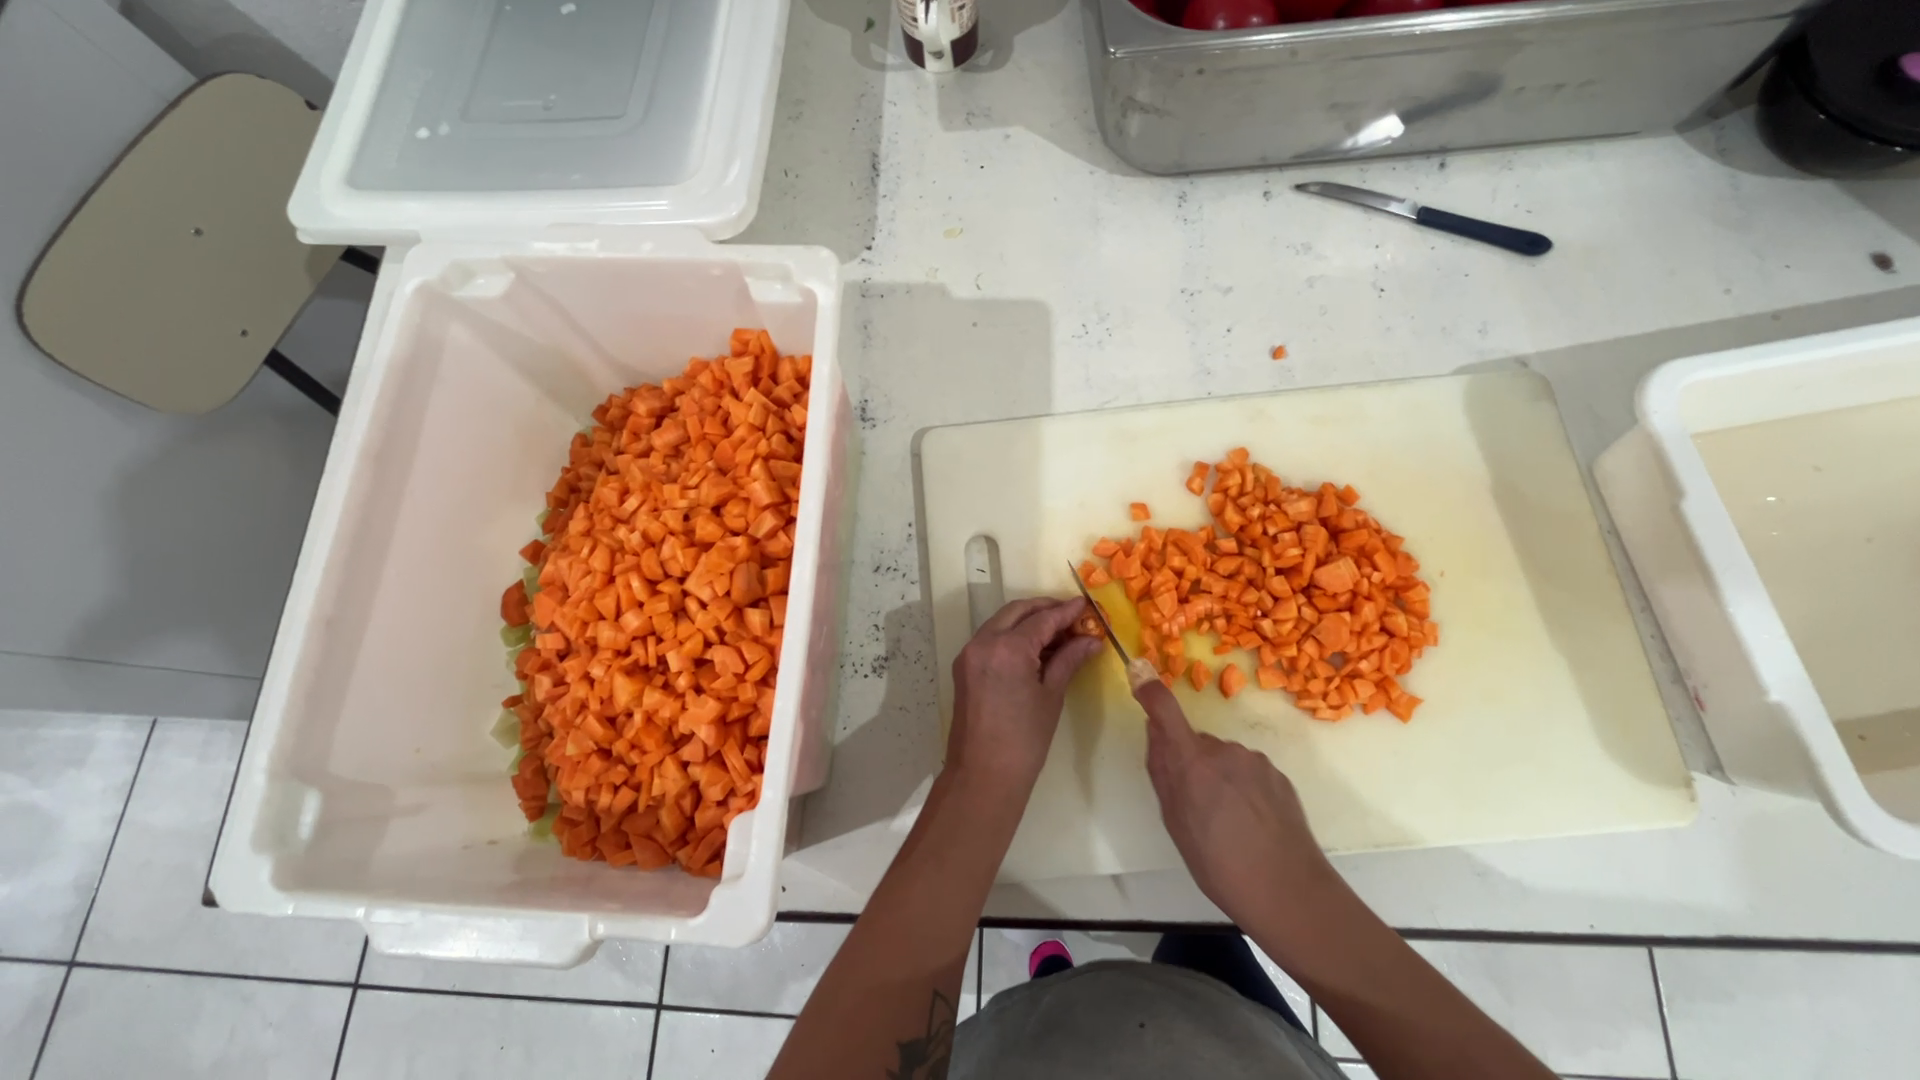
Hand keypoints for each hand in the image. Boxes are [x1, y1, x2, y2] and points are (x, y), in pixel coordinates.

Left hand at [946, 597, 1102, 794]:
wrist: (982, 775)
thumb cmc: (1024, 740)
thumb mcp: (1051, 696)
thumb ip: (1068, 660)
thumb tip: (1090, 640)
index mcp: (1007, 649)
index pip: (1042, 619)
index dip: (1067, 612)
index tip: (1087, 606)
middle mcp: (983, 643)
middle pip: (1018, 612)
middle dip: (1045, 610)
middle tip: (1073, 617)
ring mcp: (970, 654)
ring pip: (1002, 623)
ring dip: (1028, 622)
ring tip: (1059, 633)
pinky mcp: (964, 667)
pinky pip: (991, 639)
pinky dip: (1013, 636)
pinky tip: (1036, 648)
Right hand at [1136, 679, 1335, 922]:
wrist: (1287, 890)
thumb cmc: (1218, 864)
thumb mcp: (1175, 823)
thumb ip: (1162, 773)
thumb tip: (1155, 734)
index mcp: (1192, 762)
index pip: (1165, 712)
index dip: (1150, 690)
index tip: (1139, 674)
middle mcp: (1224, 751)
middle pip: (1195, 744)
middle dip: (1190, 764)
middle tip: (1193, 808)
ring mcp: (1255, 761)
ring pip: (1224, 759)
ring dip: (1218, 778)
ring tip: (1226, 824)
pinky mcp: (1278, 775)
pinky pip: (1248, 772)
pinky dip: (1242, 789)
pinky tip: (1250, 824)